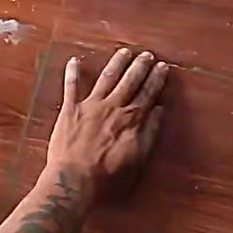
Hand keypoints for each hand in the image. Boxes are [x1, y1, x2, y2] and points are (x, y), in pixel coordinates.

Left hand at [44, 48, 169, 203]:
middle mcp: (113, 107)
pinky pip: (71, 86)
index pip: (148, 93)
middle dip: (139, 66)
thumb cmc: (109, 176)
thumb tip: (159, 110)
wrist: (75, 180)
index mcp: (131, 119)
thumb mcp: (139, 159)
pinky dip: (72, 72)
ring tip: (124, 51)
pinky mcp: (70, 110)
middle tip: (146, 54)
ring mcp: (90, 106)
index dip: (156, 79)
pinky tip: (74, 60)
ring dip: (116, 63)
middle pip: (129, 81)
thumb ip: (150, 133)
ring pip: (106, 78)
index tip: (162, 66)